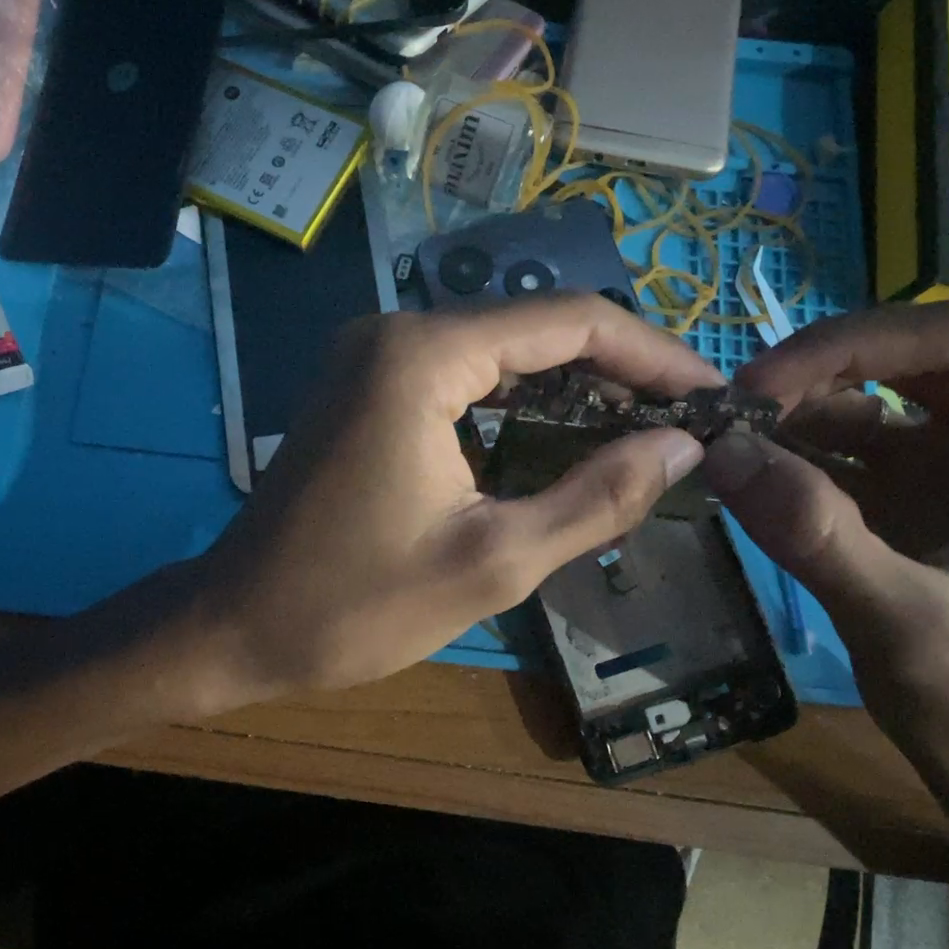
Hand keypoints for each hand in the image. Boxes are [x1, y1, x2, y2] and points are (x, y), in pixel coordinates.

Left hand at [195, 295, 724, 702]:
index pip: (568, 321)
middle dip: (615, 372)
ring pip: (496, 352)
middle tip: (684, 425)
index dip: (653, 355)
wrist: (236, 626)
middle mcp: (392, 333)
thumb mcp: (493, 561)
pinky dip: (514, 403)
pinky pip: (457, 377)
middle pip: (532, 329)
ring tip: (640, 435)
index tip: (712, 397)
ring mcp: (368, 357)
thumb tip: (680, 447)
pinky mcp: (358, 388)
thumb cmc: (355, 605)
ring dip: (568, 388)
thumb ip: (596, 497)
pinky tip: (559, 440)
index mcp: (421, 356)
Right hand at [702, 302, 948, 823]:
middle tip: (727, 413)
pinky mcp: (921, 501)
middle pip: (910, 359)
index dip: (850, 345)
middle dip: (812, 375)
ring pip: (870, 400)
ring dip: (792, 414)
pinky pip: (848, 451)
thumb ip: (816, 537)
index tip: (756, 388)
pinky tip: (745, 473)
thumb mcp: (902, 629)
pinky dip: (791, 455)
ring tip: (722, 443)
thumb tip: (720, 453)